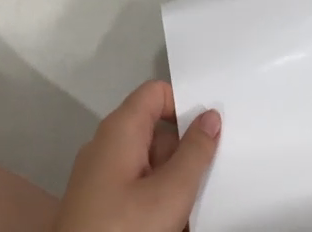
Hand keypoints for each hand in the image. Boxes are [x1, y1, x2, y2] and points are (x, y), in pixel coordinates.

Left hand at [54, 81, 221, 231]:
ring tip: (193, 205)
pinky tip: (172, 222)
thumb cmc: (124, 228)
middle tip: (211, 172)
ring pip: (149, 165)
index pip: (156, 93)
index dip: (185, 104)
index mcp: (119, 130)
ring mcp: (100, 178)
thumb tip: (209, 117)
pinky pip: (137, 188)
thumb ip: (195, 152)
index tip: (210, 129)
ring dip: (174, 181)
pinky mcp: (99, 205)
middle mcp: (106, 146)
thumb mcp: (170, 192)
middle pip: (156, 132)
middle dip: (185, 151)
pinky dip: (156, 200)